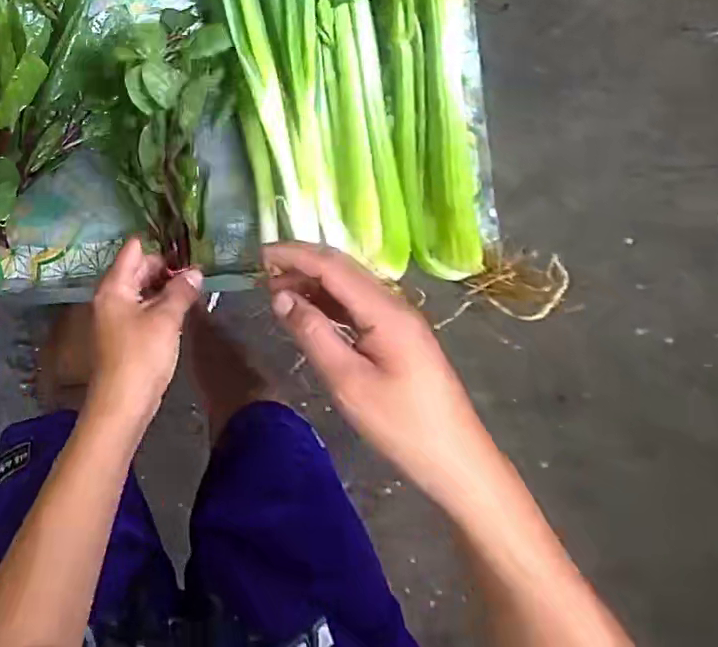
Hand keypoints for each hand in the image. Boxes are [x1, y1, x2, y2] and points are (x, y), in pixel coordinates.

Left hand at [87, 237, 200, 424]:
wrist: (122, 403)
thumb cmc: (142, 356)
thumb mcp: (166, 320)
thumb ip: (181, 291)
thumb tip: (195, 272)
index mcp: (114, 286)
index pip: (133, 250)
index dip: (159, 247)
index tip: (187, 250)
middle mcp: (110, 295)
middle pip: (137, 269)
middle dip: (165, 268)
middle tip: (197, 273)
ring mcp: (114, 315)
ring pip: (141, 290)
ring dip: (164, 288)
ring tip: (194, 289)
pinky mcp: (123, 333)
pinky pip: (141, 308)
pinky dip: (158, 305)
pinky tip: (180, 310)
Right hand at [263, 241, 509, 510]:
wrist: (459, 463)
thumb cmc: (402, 425)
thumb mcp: (348, 381)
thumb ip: (312, 332)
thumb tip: (280, 296)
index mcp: (385, 311)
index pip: (332, 266)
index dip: (294, 255)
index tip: (259, 254)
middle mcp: (394, 305)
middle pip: (342, 267)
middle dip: (301, 261)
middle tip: (262, 269)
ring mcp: (398, 319)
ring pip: (348, 283)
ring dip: (312, 279)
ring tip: (276, 289)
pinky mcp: (397, 335)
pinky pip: (356, 302)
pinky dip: (326, 298)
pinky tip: (307, 309)